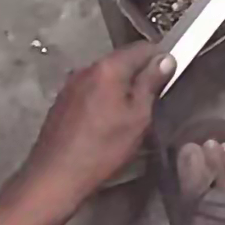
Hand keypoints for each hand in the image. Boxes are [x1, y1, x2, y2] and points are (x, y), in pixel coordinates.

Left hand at [21, 43, 173, 204]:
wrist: (54, 177)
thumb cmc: (102, 148)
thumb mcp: (138, 117)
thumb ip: (151, 83)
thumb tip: (165, 60)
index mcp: (108, 67)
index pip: (143, 47)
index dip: (161, 59)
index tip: (169, 78)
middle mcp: (87, 68)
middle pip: (122, 60)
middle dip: (140, 74)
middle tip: (153, 100)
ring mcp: (71, 83)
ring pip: (106, 75)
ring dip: (121, 87)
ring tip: (130, 114)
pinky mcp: (62, 100)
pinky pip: (91, 88)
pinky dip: (103, 97)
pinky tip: (106, 121)